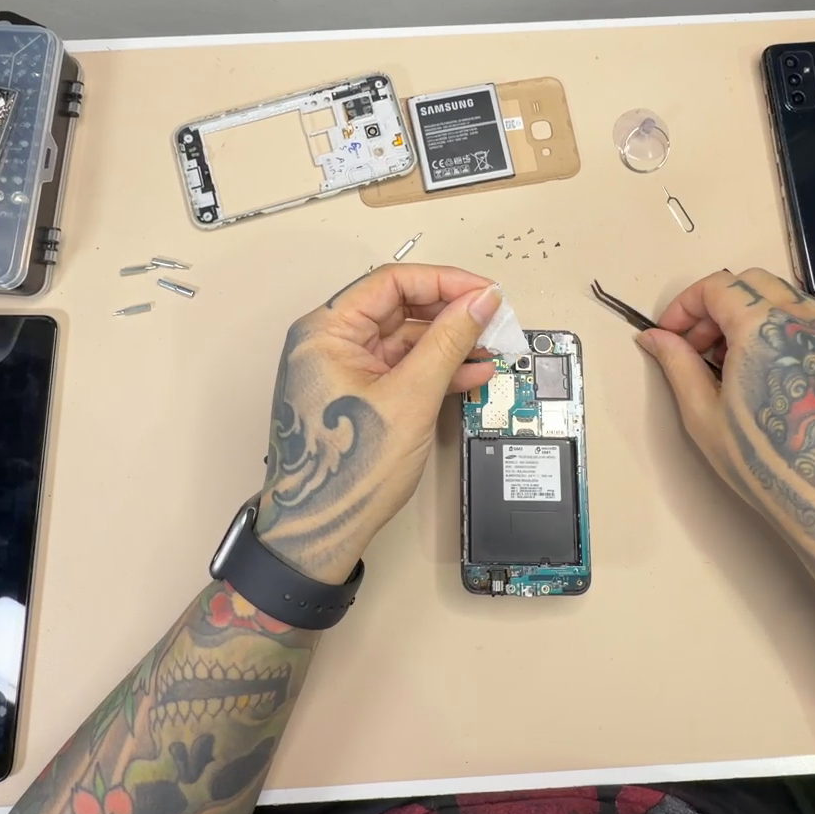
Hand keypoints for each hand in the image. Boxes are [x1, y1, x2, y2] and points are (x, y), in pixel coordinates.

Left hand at [253, 264, 501, 583]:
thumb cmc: (346, 473)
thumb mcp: (410, 398)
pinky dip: (437, 368)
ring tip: (490, 348)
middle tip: (492, 319)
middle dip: (450, 313)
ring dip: (449, 342)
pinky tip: (472, 373)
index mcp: (326, 331)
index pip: (391, 283)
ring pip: (406, 338)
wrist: (321, 531)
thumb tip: (479, 302)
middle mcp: (331, 343)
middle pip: (399, 307)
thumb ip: (448, 343)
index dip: (443, 281)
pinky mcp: (360, 393)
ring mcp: (345, 368)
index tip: (483, 292)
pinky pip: (403, 366)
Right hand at [635, 269, 814, 597]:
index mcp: (764, 330)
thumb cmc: (770, 465)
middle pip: (753, 283)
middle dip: (716, 306)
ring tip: (734, 363)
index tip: (671, 334)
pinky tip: (773, 376)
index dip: (685, 305)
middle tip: (698, 347)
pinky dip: (785, 333)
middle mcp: (808, 322)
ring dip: (751, 317)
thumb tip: (655, 338)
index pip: (717, 287)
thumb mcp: (705, 416)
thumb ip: (677, 364)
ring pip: (787, 300)